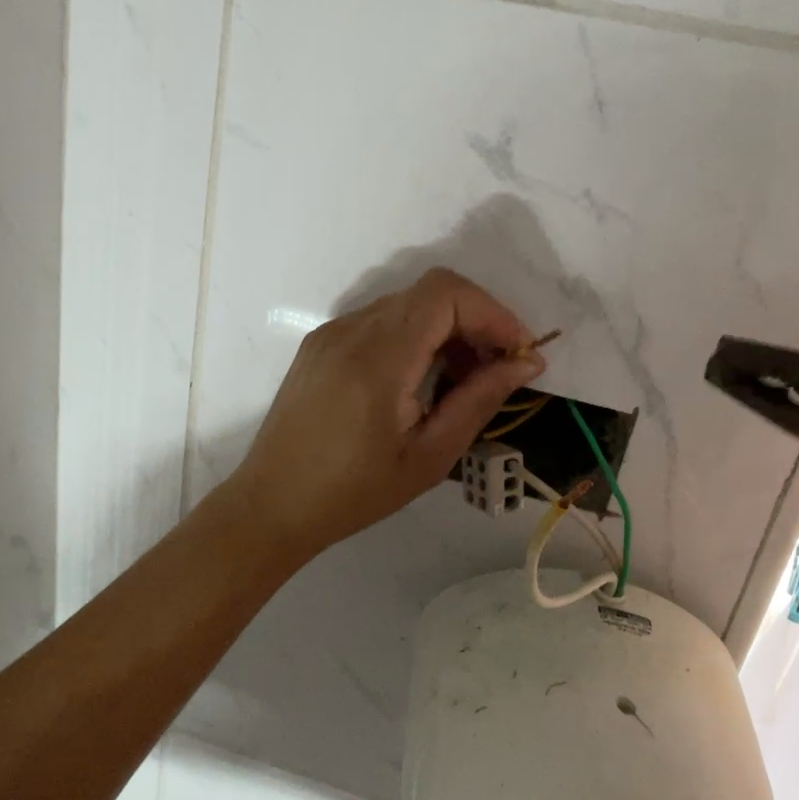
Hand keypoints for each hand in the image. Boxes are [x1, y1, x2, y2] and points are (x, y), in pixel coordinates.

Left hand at [218, 268, 544, 555]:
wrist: (272, 506)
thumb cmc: (354, 491)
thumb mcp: (430, 455)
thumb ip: (480, 399)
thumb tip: (526, 362)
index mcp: (379, 355)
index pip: (446, 293)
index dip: (492, 312)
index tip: (519, 352)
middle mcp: (352, 329)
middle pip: (429, 294)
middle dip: (474, 322)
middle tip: (498, 372)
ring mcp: (331, 334)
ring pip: (405, 306)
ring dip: (444, 331)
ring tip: (461, 384)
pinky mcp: (319, 345)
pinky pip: (379, 322)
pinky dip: (413, 338)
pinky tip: (419, 383)